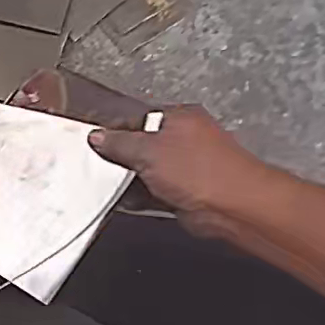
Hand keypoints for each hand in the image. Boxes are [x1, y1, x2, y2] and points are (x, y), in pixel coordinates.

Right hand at [91, 104, 324, 313]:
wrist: (230, 206)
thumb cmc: (202, 172)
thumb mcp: (148, 150)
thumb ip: (118, 143)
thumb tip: (98, 137)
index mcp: (178, 118)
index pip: (135, 119)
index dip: (112, 132)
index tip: (93, 144)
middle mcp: (182, 140)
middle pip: (137, 146)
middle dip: (120, 159)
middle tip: (105, 167)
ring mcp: (183, 167)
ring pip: (143, 172)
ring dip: (129, 182)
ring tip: (117, 187)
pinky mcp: (181, 192)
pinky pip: (150, 193)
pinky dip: (138, 198)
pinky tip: (129, 201)